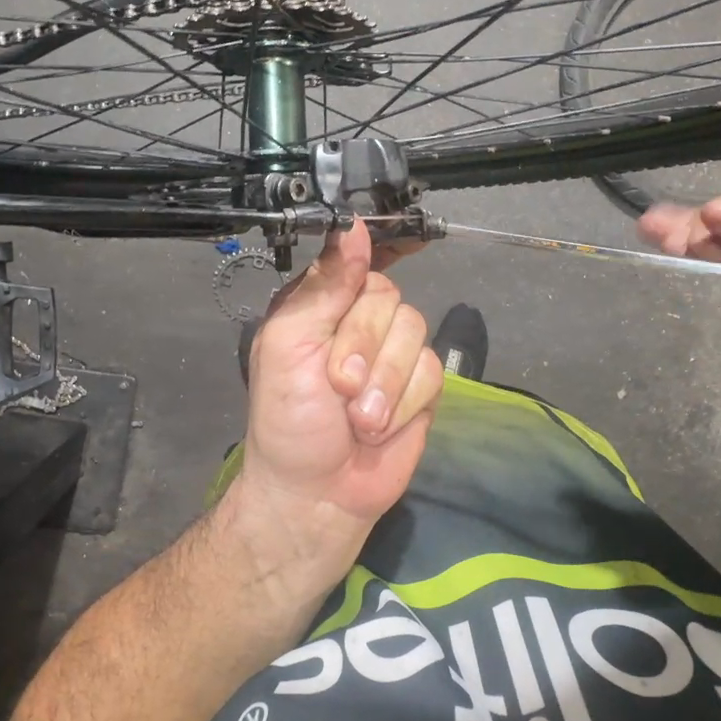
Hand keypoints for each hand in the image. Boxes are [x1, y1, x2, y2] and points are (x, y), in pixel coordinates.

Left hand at [237, 220, 442, 540]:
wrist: (319, 494)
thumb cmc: (288, 420)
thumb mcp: (288, 346)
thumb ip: (324, 287)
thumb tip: (353, 226)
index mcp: (317, 304)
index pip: (352, 260)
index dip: (367, 262)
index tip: (390, 256)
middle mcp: (355, 320)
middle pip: (387, 295)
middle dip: (363, 347)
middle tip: (338, 386)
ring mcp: (391, 352)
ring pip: (413, 331)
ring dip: (384, 383)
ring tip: (357, 418)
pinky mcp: (420, 385)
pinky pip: (431, 369)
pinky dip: (404, 403)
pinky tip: (381, 427)